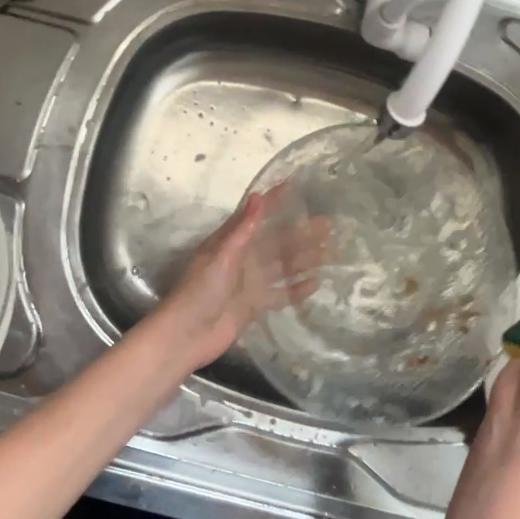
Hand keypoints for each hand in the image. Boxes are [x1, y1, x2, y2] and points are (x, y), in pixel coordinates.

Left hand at [152, 185, 331, 369]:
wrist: (188, 334)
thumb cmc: (200, 290)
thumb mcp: (222, 256)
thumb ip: (242, 229)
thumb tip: (258, 195)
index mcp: (231, 241)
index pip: (257, 214)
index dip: (275, 200)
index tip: (296, 184)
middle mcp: (243, 257)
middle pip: (276, 241)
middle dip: (300, 231)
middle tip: (328, 223)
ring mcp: (250, 282)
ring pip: (283, 266)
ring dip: (304, 257)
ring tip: (330, 249)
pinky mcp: (255, 305)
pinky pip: (281, 293)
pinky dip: (297, 289)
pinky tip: (317, 283)